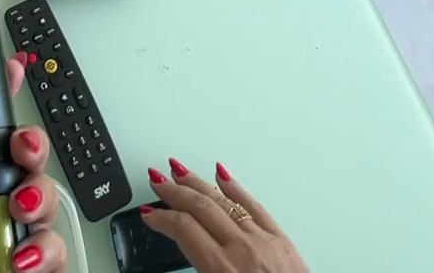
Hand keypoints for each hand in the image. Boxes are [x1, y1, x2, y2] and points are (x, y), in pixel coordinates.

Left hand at [0, 54, 68, 272]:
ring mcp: (11, 256)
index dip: (6, 104)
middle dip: (34, 150)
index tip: (14, 68)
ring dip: (42, 209)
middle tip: (22, 151)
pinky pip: (58, 262)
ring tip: (16, 229)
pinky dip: (48, 259)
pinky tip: (23, 265)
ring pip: (50, 212)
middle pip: (30, 167)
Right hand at [144, 160, 308, 272]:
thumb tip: (182, 251)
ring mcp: (265, 242)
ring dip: (198, 182)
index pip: (185, 229)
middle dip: (175, 190)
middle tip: (157, 179)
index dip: (163, 218)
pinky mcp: (283, 242)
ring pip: (225, 200)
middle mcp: (244, 250)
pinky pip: (255, 206)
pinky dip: (236, 188)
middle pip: (201, 207)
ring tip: (180, 170)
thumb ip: (198, 272)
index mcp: (224, 270)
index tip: (149, 214)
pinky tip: (222, 176)